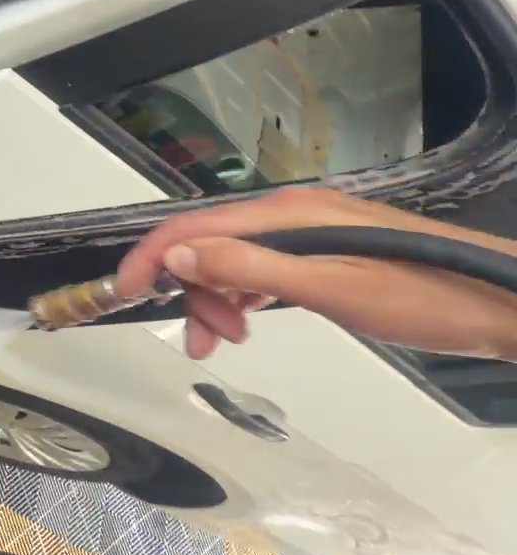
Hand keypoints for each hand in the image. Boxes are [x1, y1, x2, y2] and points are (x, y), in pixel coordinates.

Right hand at [116, 187, 516, 360]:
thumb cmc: (429, 299)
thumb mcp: (330, 288)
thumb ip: (247, 268)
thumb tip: (175, 257)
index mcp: (283, 215)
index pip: (188, 228)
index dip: (148, 259)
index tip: (124, 294)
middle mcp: (285, 214)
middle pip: (204, 245)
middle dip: (191, 290)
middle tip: (209, 339)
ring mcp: (302, 230)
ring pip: (227, 260)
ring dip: (213, 299)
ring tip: (227, 340)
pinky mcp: (318, 249)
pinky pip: (254, 267)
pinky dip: (239, 297)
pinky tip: (247, 322)